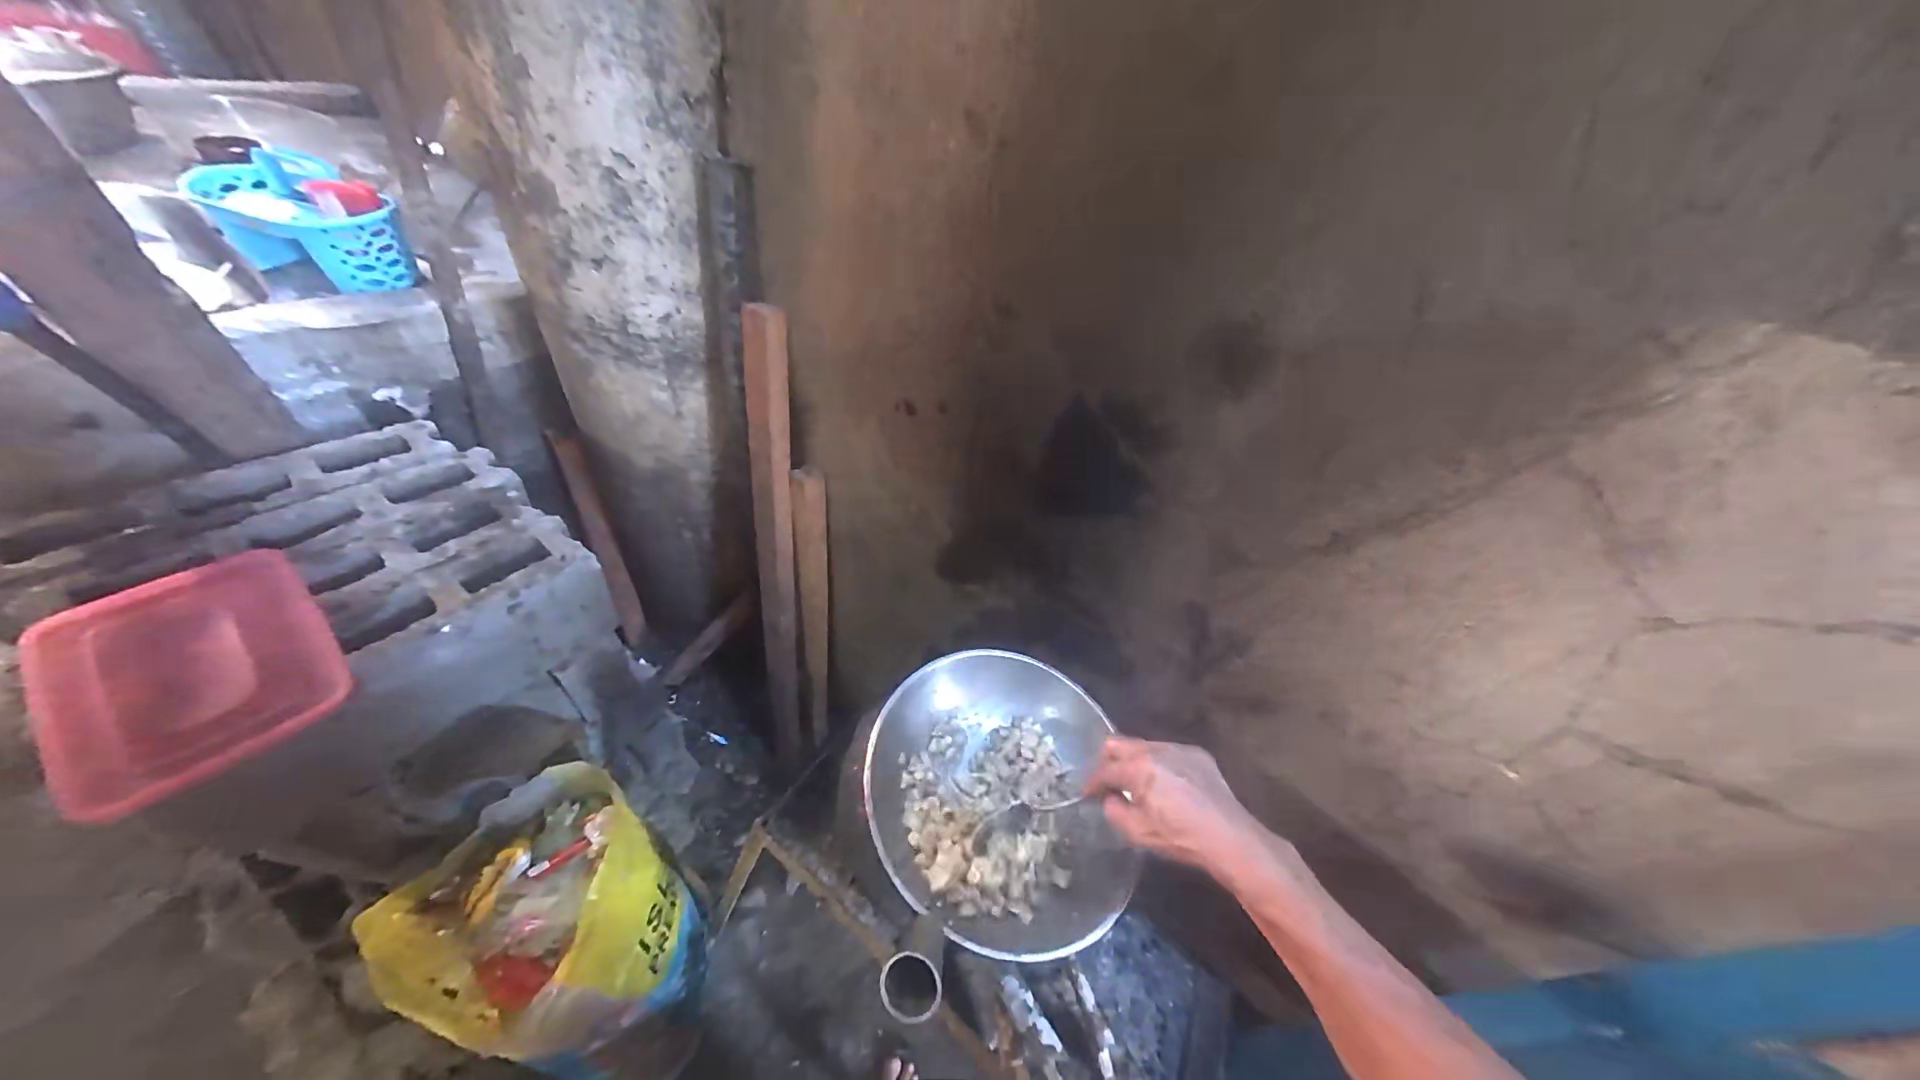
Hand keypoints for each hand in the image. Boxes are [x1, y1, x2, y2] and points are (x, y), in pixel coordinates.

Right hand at [1084, 736, 1262, 874]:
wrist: (1230, 838)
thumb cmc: (1180, 838)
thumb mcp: (1137, 832)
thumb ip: (1114, 809)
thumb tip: (1110, 797)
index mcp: (1138, 767)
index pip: (1104, 770)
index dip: (1092, 783)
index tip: (1087, 794)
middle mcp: (1156, 749)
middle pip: (1118, 744)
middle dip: (1107, 762)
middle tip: (1108, 784)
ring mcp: (1179, 748)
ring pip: (1143, 746)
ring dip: (1134, 762)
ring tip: (1137, 785)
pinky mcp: (1197, 754)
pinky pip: (1167, 752)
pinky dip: (1159, 764)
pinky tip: (1166, 785)